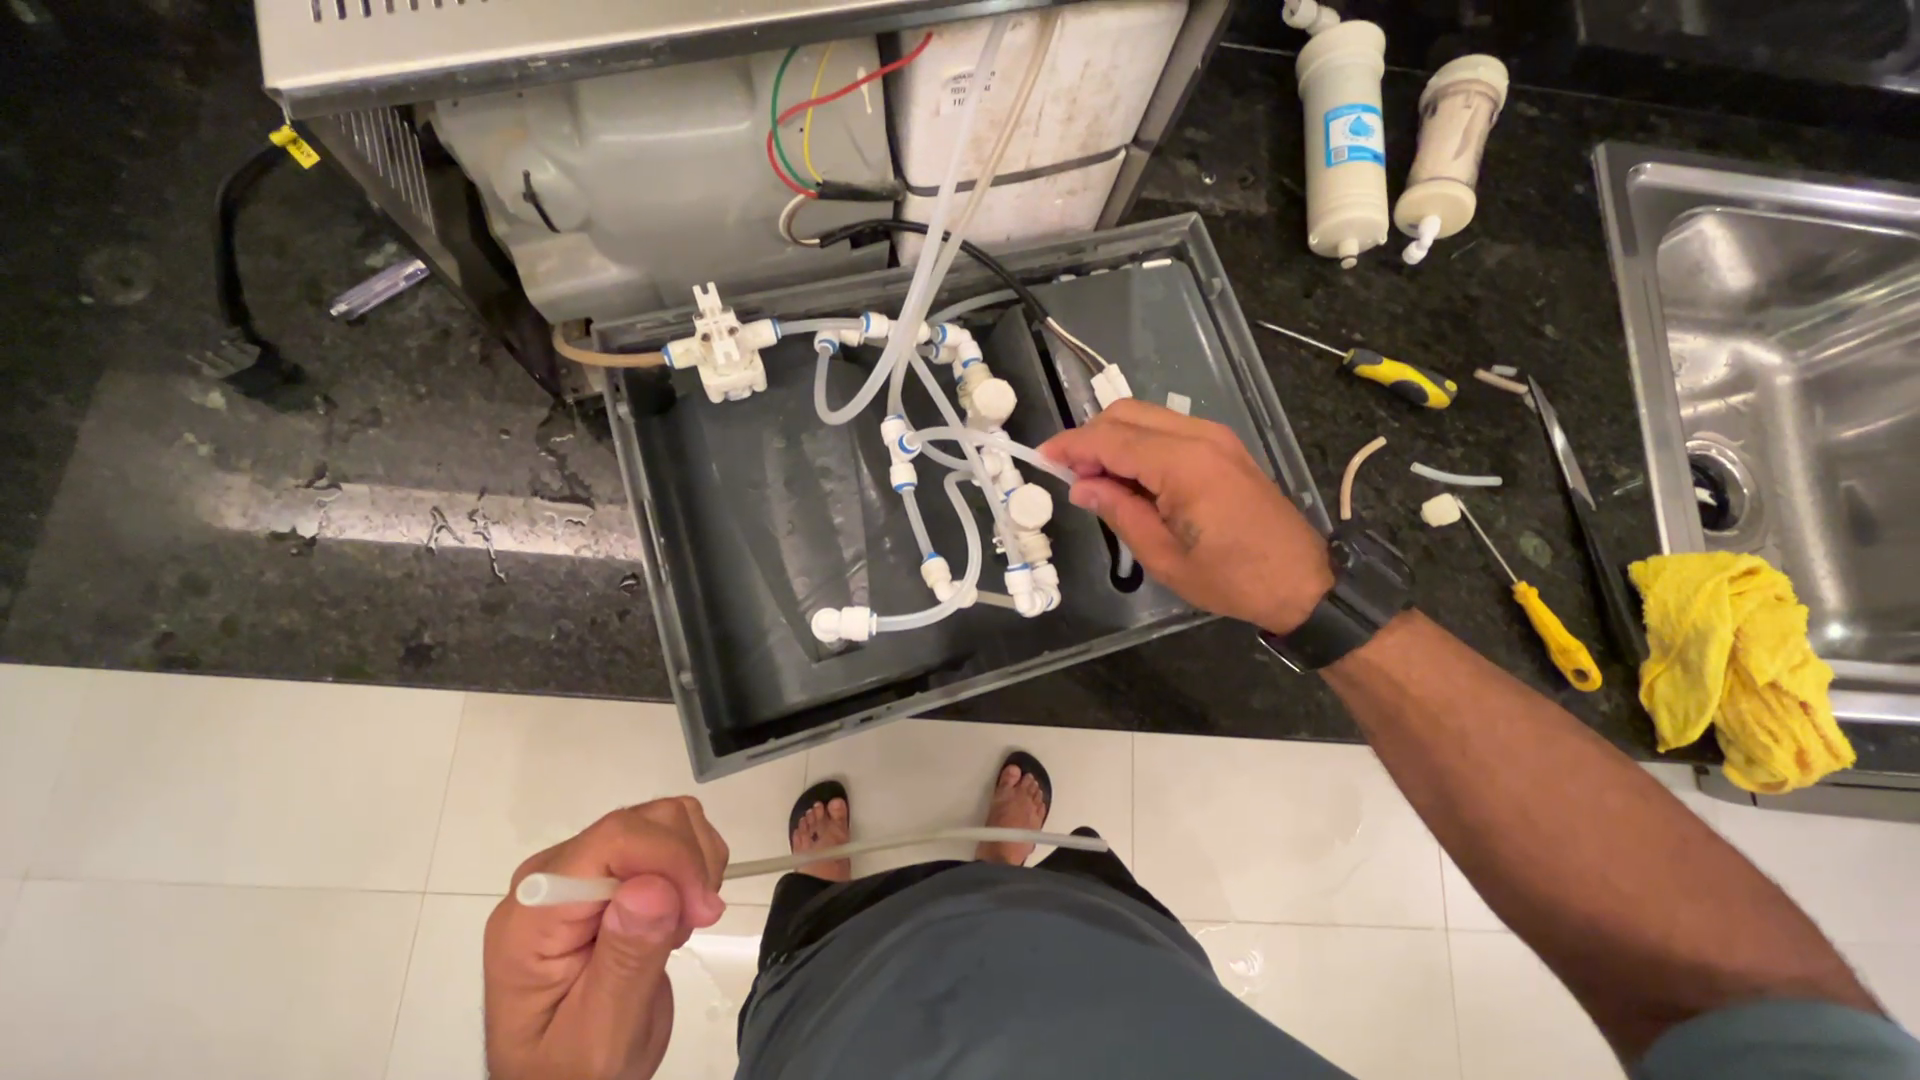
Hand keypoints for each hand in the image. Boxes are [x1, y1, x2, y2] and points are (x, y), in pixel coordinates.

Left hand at [485, 798, 729, 1079]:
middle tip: (696, 924)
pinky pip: (667, 835)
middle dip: (688, 863)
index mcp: (535, 915)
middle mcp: (552, 876)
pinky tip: (677, 915)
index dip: (671, 858)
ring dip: (693, 864)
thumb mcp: (602, 1035)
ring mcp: (579, 870)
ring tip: (683, 924)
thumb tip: (652, 885)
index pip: (613, 839)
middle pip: (642, 821)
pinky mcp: (606, 871)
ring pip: (662, 819)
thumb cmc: (575, 1070)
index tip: (704, 911)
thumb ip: (626, 961)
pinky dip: (691, 865)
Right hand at [1040, 399, 1331, 633]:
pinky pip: (1168, 430)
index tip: (1042, 459)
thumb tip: (1081, 487)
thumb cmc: (1231, 578)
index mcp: (1183, 464)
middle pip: (1126, 413)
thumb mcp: (1164, 556)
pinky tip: (1131, 478)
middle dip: (1090, 437)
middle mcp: (1200, 436)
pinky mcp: (1224, 447)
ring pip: (1146, 416)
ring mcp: (1216, 437)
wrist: (1303, 580)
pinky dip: (1140, 444)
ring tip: (1098, 481)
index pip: (1111, 439)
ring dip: (1114, 439)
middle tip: (1071, 476)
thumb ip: (1119, 512)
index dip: (1072, 446)